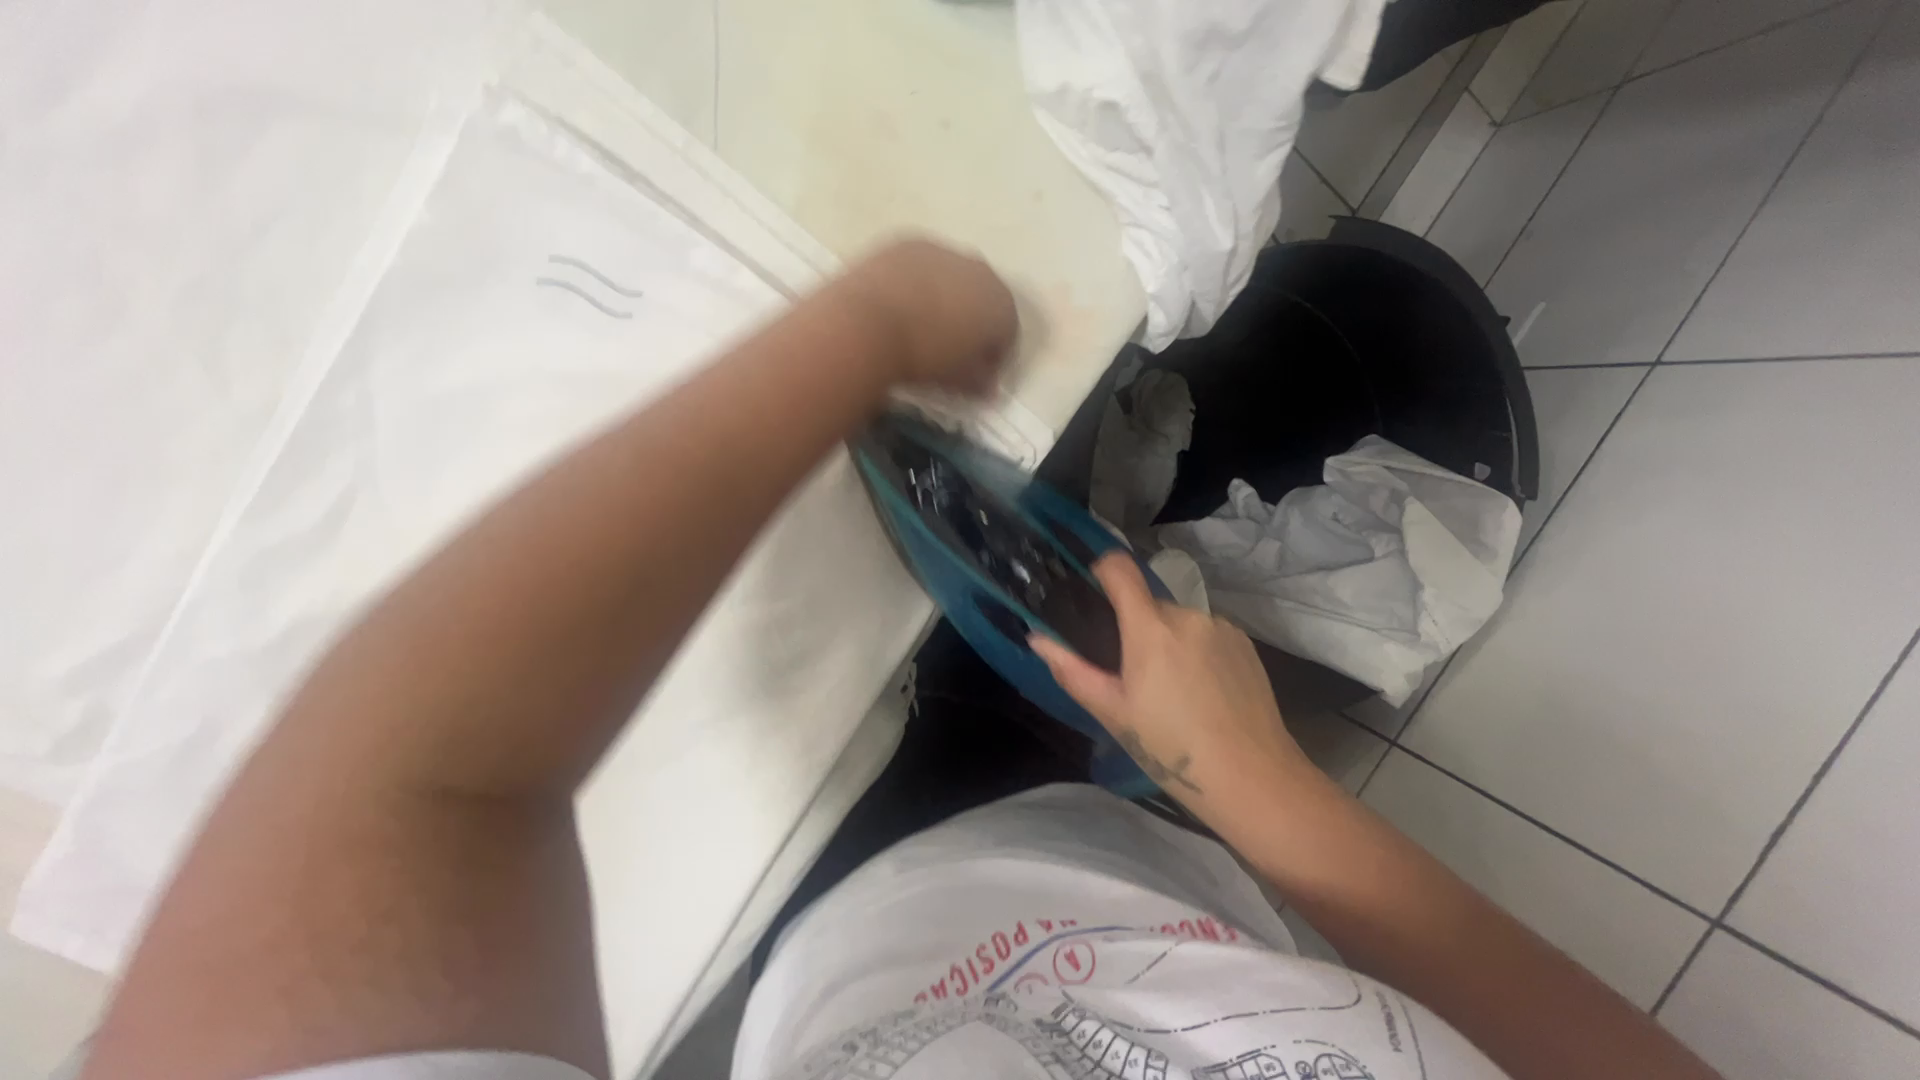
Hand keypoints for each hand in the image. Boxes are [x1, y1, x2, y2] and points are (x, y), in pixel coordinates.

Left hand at [837, 237, 1017, 394]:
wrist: (868, 324)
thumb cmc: (924, 357)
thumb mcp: (958, 380)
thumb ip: (980, 381)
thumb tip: (988, 386)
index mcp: (1001, 305)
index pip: (1007, 333)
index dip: (993, 356)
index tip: (976, 374)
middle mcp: (981, 270)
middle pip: (982, 299)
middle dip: (971, 321)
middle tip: (948, 348)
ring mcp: (944, 251)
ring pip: (952, 278)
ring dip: (944, 299)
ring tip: (920, 326)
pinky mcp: (908, 243)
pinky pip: (921, 267)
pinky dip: (916, 283)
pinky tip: (898, 305)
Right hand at [1030, 554, 1320, 818]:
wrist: (1250, 776)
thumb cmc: (1170, 748)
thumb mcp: (1112, 713)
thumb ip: (1071, 670)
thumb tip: (1037, 638)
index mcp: (1150, 628)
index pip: (1119, 568)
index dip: (1100, 569)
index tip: (1091, 591)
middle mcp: (1187, 615)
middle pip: (1147, 604)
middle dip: (1135, 629)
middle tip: (1133, 677)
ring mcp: (1221, 627)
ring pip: (1178, 622)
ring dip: (1168, 642)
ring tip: (1173, 692)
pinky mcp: (1245, 643)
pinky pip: (1207, 634)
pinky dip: (1196, 652)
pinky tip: (1202, 693)